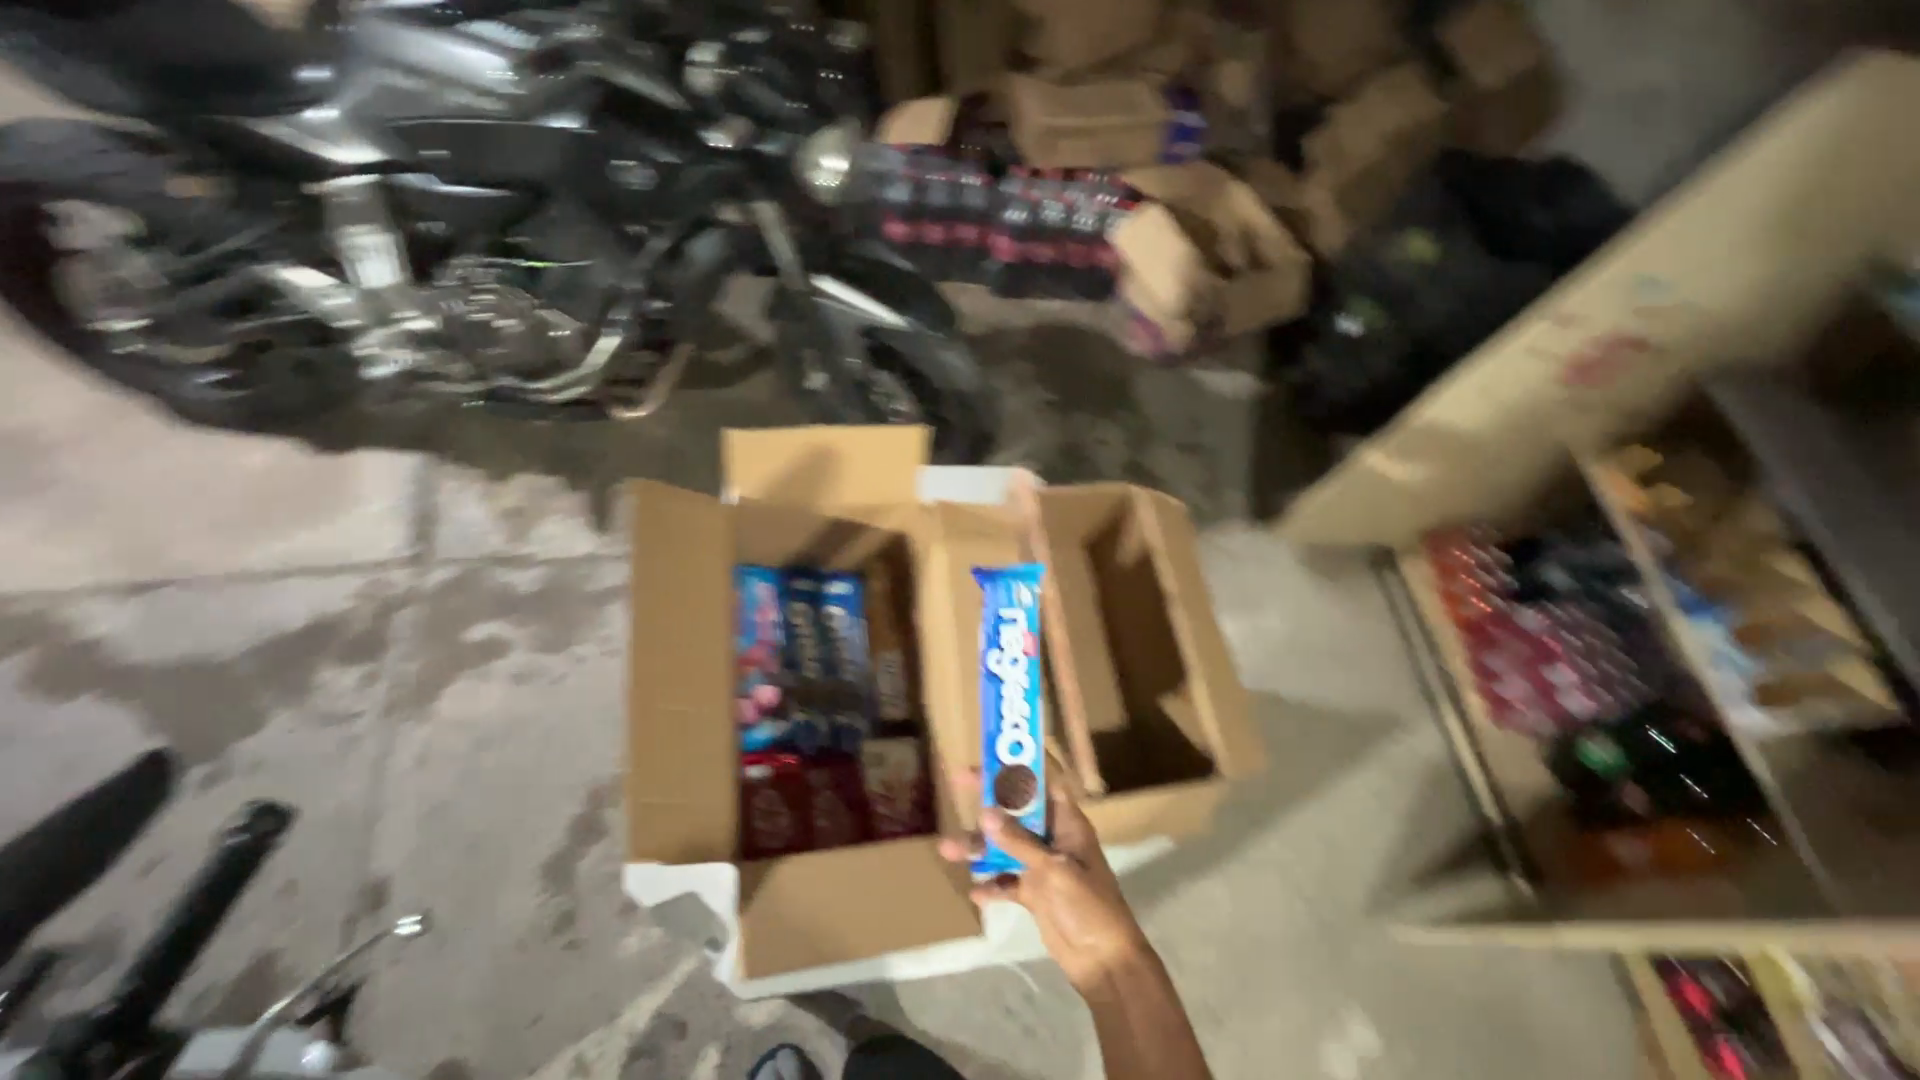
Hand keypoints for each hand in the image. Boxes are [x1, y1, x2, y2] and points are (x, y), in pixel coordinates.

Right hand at [938, 761, 1154, 994]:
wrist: (1104, 960)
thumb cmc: (1088, 905)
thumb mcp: (1053, 869)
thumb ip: (1018, 842)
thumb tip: (985, 812)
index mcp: (1068, 823)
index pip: (1048, 780)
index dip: (1026, 761)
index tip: (998, 746)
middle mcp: (1054, 838)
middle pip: (1018, 809)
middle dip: (990, 797)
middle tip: (959, 779)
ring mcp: (1043, 866)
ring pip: (1005, 846)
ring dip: (979, 847)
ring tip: (948, 850)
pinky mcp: (1035, 893)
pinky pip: (1006, 881)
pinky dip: (991, 884)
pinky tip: (976, 891)